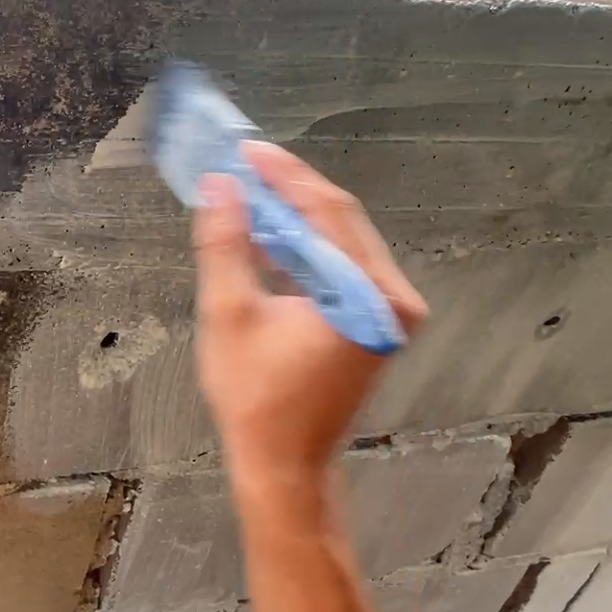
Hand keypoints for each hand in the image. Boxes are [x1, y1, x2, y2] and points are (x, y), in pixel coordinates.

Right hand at [193, 142, 427, 476]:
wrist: (284, 460)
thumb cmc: (255, 397)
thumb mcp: (229, 314)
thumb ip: (225, 244)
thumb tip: (219, 186)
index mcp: (367, 296)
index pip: (328, 213)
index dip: (285, 177)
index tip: (248, 150)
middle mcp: (392, 299)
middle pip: (341, 221)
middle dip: (290, 190)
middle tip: (245, 165)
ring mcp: (388, 311)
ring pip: (341, 240)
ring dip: (295, 216)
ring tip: (250, 193)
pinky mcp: (374, 321)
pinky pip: (340, 265)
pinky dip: (304, 246)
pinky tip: (269, 235)